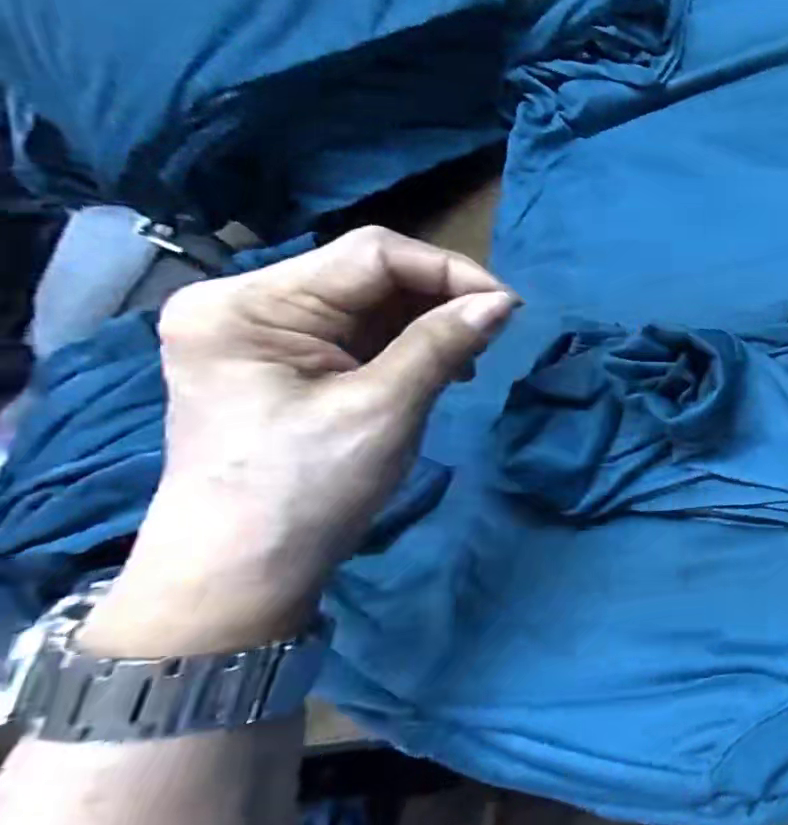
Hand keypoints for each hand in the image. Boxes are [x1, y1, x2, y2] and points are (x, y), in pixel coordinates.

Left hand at [83, 228, 517, 655]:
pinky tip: (440, 368)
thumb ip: (443, 344)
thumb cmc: (307, 487)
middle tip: (494, 334)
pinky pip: (365, 329)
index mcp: (249, 305)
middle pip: (372, 271)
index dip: (450, 271)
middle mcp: (248, 303)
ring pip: (375, 299)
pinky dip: (413, 341)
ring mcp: (265, 332)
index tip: (508, 309)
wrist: (242, 570)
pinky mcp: (288, 359)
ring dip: (433, 321)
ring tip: (468, 359)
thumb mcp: (385, 408)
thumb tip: (506, 302)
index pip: (372, 254)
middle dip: (443, 297)